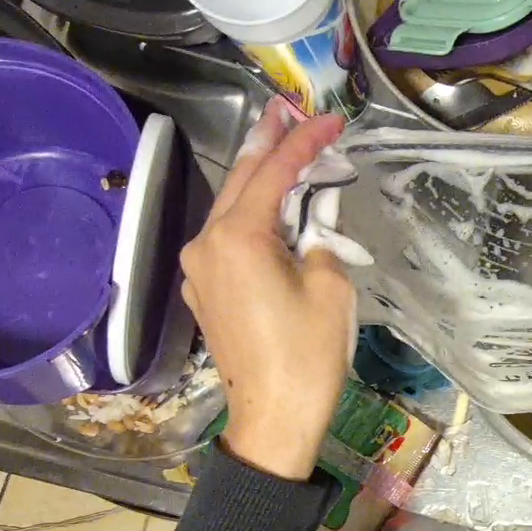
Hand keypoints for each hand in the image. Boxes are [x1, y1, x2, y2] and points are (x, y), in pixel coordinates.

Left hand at [180, 100, 354, 480]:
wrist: (274, 417)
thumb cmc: (308, 356)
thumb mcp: (332, 289)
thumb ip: (321, 238)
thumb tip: (313, 221)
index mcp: (238, 237)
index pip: (274, 172)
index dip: (305, 142)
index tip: (330, 119)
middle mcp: (206, 243)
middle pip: (241, 182)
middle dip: (269, 146)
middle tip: (290, 112)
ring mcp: (199, 269)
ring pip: (231, 212)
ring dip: (260, 185)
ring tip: (284, 156)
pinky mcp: (204, 293)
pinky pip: (228, 244)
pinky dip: (251, 224)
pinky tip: (272, 220)